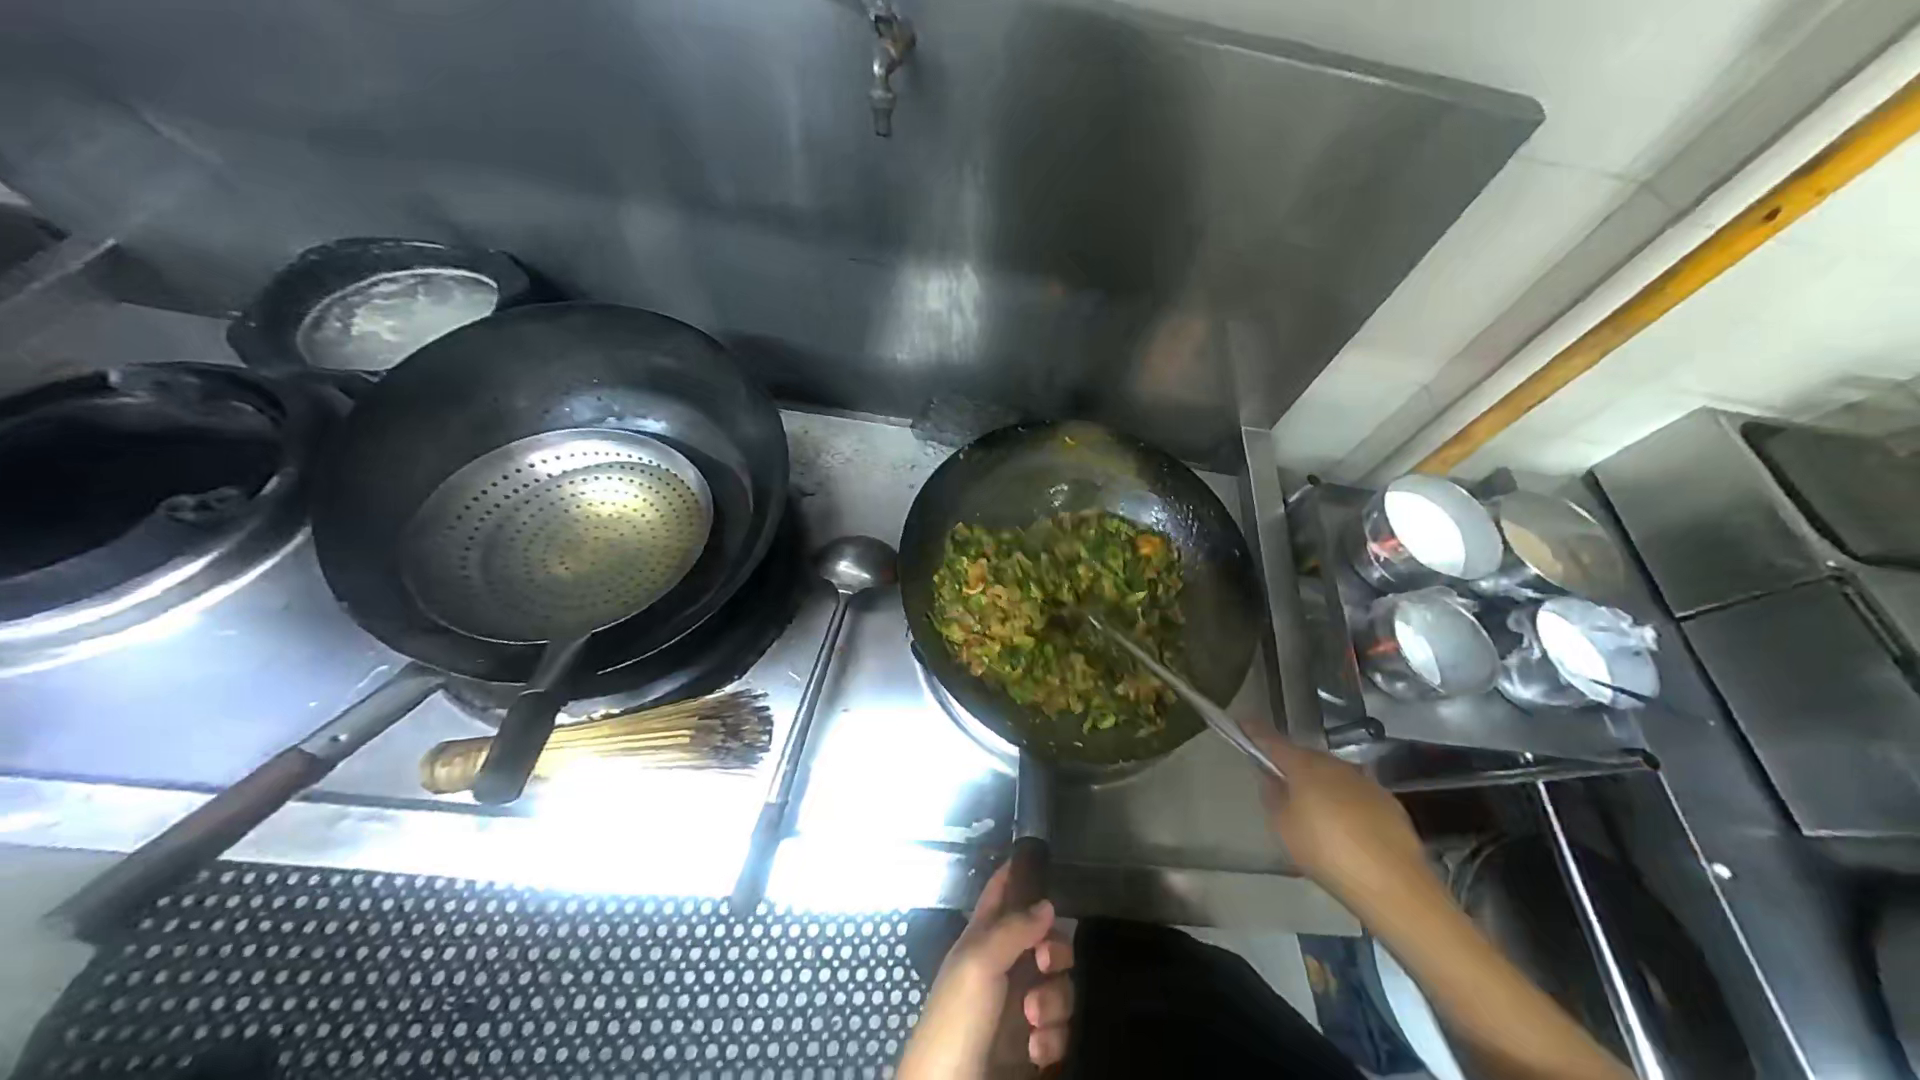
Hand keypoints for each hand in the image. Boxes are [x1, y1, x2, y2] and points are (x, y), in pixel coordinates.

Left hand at [896, 860, 1075, 1079]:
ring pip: (1060, 986)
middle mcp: (1005, 967)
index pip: (1002, 894)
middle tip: (1045, 965)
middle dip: (1055, 953)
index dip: (1020, 877)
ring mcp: (1020, 1008)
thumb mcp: (978, 964)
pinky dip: (1053, 1040)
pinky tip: (1034, 1051)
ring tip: (1032, 1023)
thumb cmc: (956, 1020)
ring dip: (1053, 1003)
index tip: (1045, 872)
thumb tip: (1047, 903)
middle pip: (1047, 940)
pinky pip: (1062, 1029)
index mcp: (982, 940)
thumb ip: (1013, 928)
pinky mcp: (1034, 1045)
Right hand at [1249, 729, 1443, 911]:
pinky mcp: (1389, 803)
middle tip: (1280, 782)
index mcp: (1305, 766)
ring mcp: (1366, 782)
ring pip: (1333, 774)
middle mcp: (1336, 765)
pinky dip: (1345, 801)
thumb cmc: (1325, 852)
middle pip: (1306, 757)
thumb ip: (1273, 796)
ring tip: (1314, 810)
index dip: (1256, 732)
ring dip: (1320, 784)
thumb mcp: (1283, 827)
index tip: (1243, 722)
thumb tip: (1272, 778)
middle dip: (1292, 764)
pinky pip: (1356, 793)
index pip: (1273, 741)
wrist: (1393, 884)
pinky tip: (1346, 827)